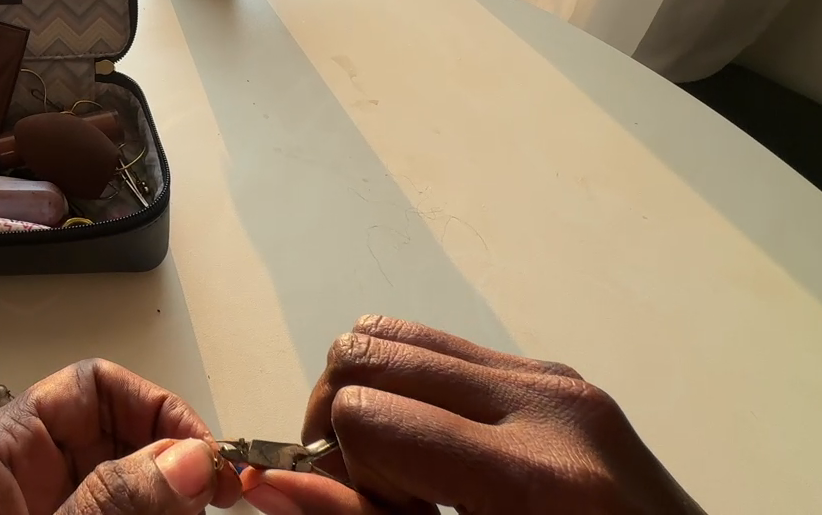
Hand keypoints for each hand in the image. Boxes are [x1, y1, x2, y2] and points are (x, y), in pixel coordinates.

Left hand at [0, 359, 241, 514]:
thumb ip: (110, 504)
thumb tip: (187, 455)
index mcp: (4, 448)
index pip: (91, 387)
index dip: (152, 406)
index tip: (204, 456)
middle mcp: (25, 475)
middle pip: (116, 436)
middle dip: (169, 462)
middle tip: (217, 502)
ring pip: (124, 489)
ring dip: (165, 507)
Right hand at [242, 316, 704, 514]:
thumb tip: (262, 482)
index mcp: (542, 481)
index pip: (366, 413)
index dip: (350, 470)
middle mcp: (550, 404)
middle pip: (366, 351)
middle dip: (340, 417)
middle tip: (380, 489)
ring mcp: (558, 378)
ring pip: (388, 332)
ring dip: (369, 393)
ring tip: (408, 465)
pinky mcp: (558, 372)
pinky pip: (434, 343)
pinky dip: (407, 386)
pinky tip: (442, 448)